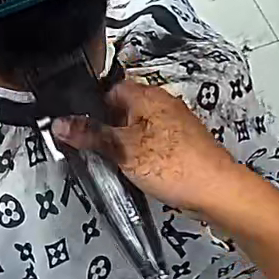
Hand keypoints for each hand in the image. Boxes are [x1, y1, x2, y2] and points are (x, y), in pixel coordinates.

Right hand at [52, 79, 258, 217]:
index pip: (109, 88)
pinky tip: (140, 172)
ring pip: (139, 129)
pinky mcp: (182, 146)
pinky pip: (154, 145)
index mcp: (147, 96)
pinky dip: (143, 156)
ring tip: (117, 164)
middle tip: (95, 149)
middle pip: (123, 110)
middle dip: (108, 129)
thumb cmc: (176, 165)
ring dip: (126, 145)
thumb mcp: (123, 150)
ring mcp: (175, 126)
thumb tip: (62, 124)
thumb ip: (91, 135)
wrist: (215, 190)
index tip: (79, 125)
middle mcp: (163, 105)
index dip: (91, 106)